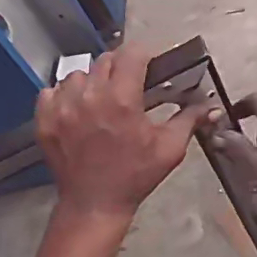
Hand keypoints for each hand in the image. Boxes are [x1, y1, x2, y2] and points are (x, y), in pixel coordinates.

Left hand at [36, 44, 209, 220]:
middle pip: (105, 60)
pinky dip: (66, 95)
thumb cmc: (135, 176)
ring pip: (79, 74)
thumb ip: (189, 119)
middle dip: (120, 69)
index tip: (148, 66)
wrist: (95, 203)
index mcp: (122, 99)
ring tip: (101, 101)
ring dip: (92, 82)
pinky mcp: (45, 118)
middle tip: (129, 87)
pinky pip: (53, 91)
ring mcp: (63, 106)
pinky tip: (77, 111)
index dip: (143, 56)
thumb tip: (211, 106)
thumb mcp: (169, 148)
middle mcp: (90, 96)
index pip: (131, 53)